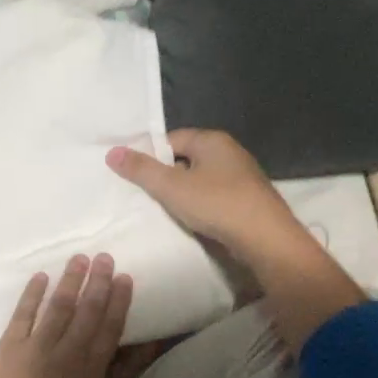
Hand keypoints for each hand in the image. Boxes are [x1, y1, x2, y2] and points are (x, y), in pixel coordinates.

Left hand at [0, 254, 131, 377]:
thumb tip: (125, 355)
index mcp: (88, 376)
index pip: (109, 332)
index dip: (118, 304)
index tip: (124, 279)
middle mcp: (67, 358)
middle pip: (87, 313)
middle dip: (98, 283)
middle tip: (105, 257)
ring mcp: (37, 349)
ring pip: (59, 307)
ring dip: (70, 280)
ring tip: (79, 259)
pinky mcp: (9, 346)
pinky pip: (24, 313)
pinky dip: (32, 293)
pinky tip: (40, 276)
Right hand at [105, 129, 300, 254]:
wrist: (265, 238)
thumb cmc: (216, 204)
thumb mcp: (171, 187)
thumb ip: (141, 170)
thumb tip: (112, 152)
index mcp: (212, 140)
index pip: (172, 139)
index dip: (151, 156)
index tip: (135, 176)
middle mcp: (229, 152)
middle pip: (186, 159)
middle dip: (165, 175)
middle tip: (144, 194)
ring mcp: (241, 176)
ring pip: (199, 179)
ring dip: (182, 192)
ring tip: (162, 209)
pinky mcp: (246, 198)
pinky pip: (213, 195)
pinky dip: (199, 204)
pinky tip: (189, 220)